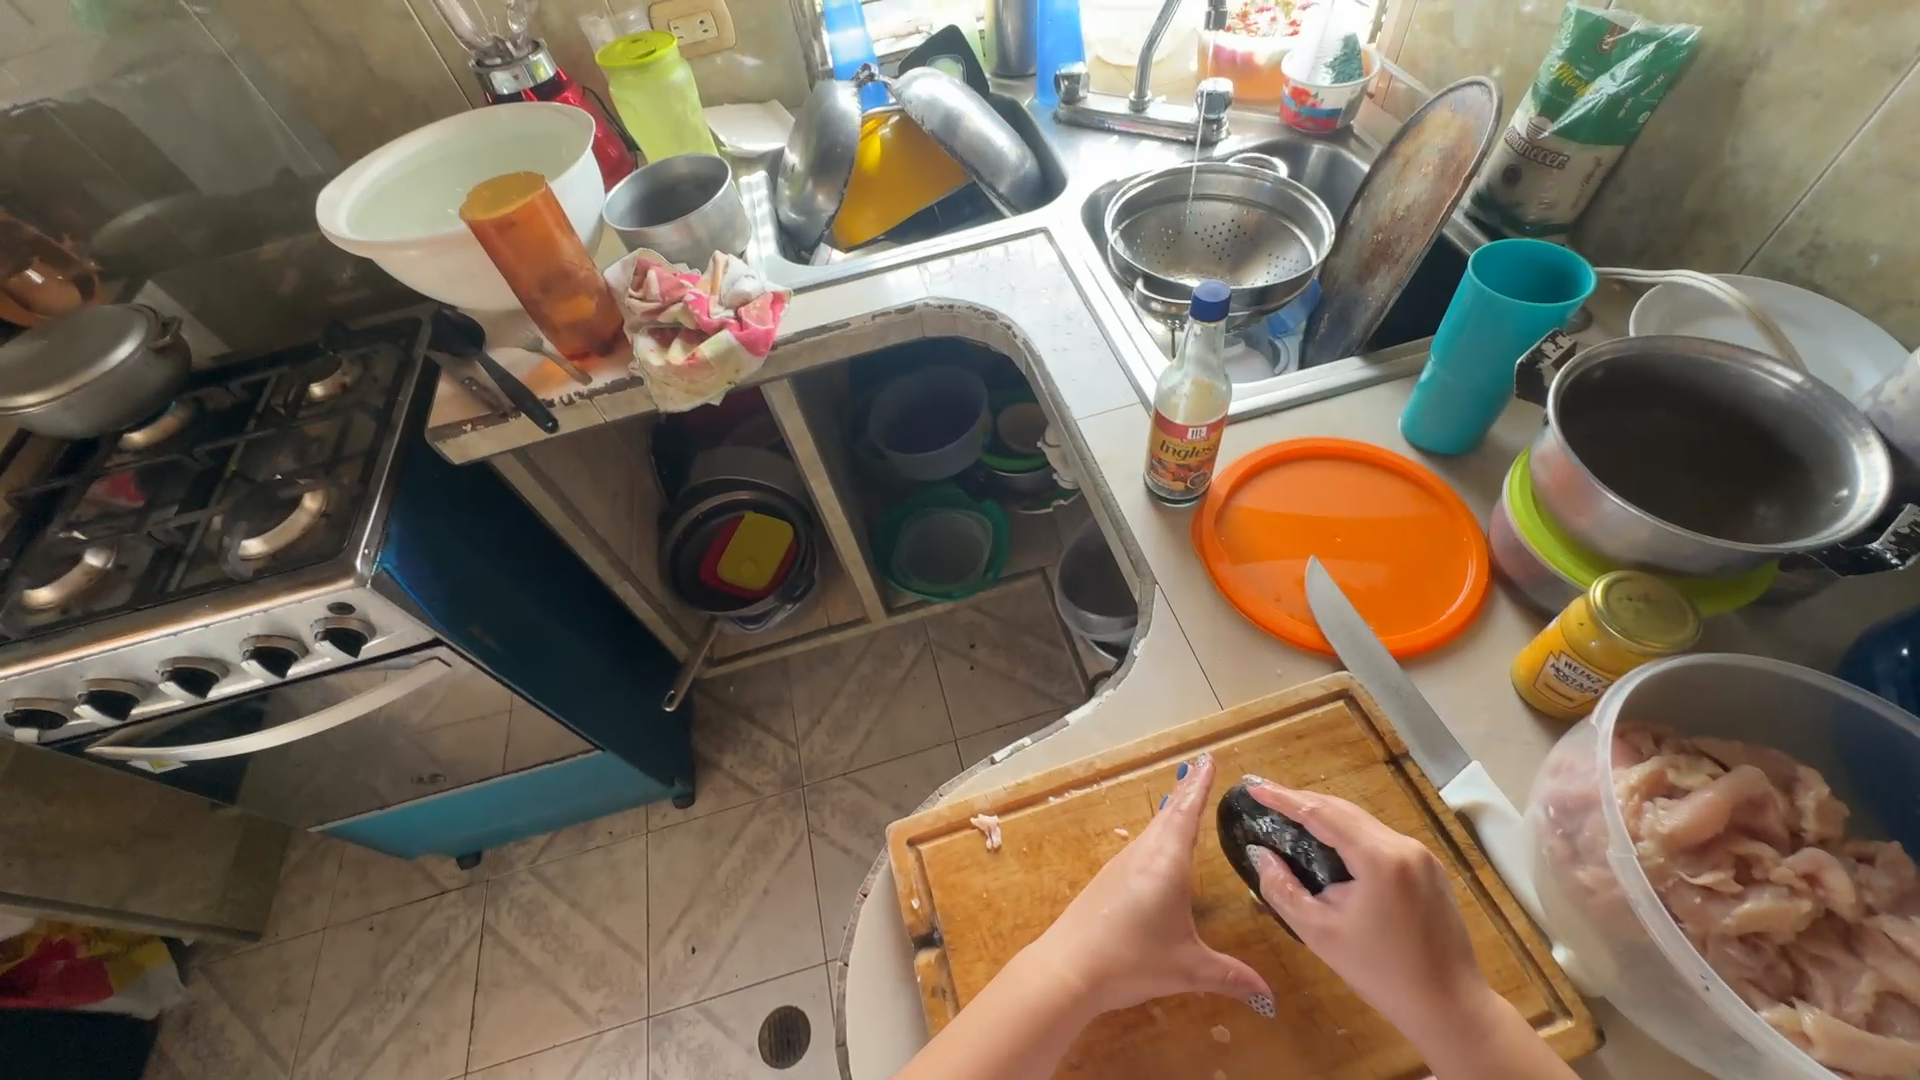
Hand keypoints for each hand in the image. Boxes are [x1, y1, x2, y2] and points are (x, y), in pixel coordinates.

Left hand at [1023, 753, 1272, 1018]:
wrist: (1070, 967)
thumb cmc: (1133, 960)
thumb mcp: (1188, 969)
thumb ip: (1229, 976)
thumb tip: (1267, 994)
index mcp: (1166, 863)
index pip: (1187, 815)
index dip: (1200, 788)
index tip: (1207, 759)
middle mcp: (1144, 854)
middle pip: (1169, 815)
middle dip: (1187, 791)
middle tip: (1199, 766)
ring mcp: (1122, 864)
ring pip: (1152, 828)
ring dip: (1170, 809)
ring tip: (1183, 795)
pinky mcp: (1108, 878)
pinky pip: (1141, 845)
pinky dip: (1156, 831)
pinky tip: (1157, 841)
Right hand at [1240, 777, 1488, 1041]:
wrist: (1451, 1010)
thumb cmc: (1381, 974)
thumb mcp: (1319, 932)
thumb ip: (1282, 888)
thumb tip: (1260, 853)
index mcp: (1380, 859)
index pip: (1321, 814)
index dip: (1283, 798)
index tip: (1253, 787)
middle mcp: (1404, 846)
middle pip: (1343, 811)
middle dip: (1301, 801)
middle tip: (1264, 796)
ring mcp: (1421, 856)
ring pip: (1362, 822)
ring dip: (1325, 816)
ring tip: (1289, 815)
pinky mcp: (1428, 868)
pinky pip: (1378, 838)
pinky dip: (1347, 834)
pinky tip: (1327, 842)